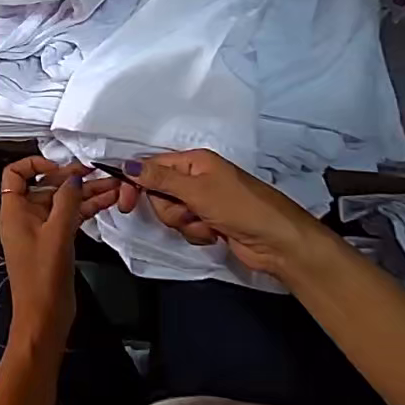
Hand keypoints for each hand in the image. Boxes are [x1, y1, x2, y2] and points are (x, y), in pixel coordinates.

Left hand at [0, 158, 118, 350]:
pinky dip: (86, 209)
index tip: (60, 168)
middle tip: (100, 172)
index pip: (15, 174)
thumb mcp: (57, 234)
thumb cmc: (43, 277)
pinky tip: (107, 202)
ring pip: (62, 202)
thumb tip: (75, 177)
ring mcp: (41, 230)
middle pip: (46, 186)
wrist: (44, 319)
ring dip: (86, 193)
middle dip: (72, 178)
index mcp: (14, 211)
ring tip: (114, 185)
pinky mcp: (55, 242)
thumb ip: (67, 202)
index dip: (35, 164)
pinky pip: (70, 218)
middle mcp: (25, 217)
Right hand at [116, 149, 335, 278]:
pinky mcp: (209, 222)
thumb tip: (128, 165)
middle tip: (188, 212)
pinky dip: (195, 233)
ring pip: (171, 212)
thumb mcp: (197, 190)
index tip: (124, 202)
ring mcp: (203, 201)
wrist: (280, 243)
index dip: (136, 183)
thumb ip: (159, 178)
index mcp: (195, 161)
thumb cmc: (242, 208)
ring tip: (207, 224)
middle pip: (159, 192)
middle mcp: (197, 178)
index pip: (152, 166)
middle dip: (169, 208)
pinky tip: (214, 234)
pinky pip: (185, 226)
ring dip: (184, 223)